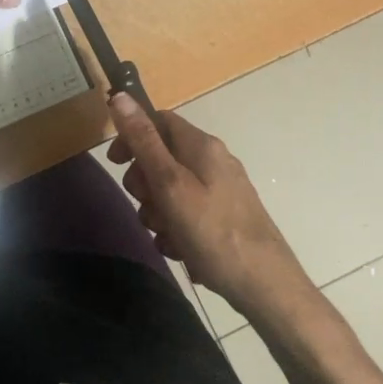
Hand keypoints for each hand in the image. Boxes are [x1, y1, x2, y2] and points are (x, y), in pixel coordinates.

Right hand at [107, 92, 318, 323]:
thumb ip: (143, 140)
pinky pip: (188, 213)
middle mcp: (214, 161)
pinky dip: (177, 229)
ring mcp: (222, 191)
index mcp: (202, 146)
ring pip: (171, 189)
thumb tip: (119, 95)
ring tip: (166, 236)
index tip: (115, 163)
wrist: (267, 288)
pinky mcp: (226, 217)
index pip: (157, 120)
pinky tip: (180, 250)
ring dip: (158, 212)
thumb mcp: (169, 184)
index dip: (131, 136)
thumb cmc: (212, 232)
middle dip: (144, 184)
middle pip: (161, 157)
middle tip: (148, 208)